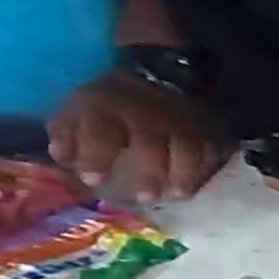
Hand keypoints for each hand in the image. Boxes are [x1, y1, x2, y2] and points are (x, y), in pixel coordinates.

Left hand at [47, 71, 222, 201]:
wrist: (164, 79)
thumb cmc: (116, 103)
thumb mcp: (80, 108)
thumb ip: (68, 133)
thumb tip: (64, 160)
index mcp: (108, 108)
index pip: (100, 132)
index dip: (96, 158)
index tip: (94, 181)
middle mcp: (149, 115)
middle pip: (150, 146)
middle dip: (149, 174)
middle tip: (145, 199)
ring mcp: (185, 123)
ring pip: (189, 151)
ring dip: (185, 175)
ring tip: (178, 195)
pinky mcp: (212, 130)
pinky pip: (213, 152)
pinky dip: (208, 169)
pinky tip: (199, 183)